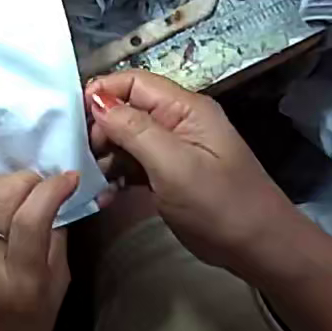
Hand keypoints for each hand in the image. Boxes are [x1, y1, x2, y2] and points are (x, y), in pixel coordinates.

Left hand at [0, 170, 79, 330]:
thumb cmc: (30, 323)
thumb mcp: (59, 285)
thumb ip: (57, 238)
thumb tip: (59, 197)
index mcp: (22, 280)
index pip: (31, 220)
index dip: (52, 190)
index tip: (68, 178)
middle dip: (24, 181)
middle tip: (39, 183)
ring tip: (13, 187)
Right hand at [86, 70, 303, 274]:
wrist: (256, 248)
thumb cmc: (219, 204)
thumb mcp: (174, 164)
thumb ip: (134, 129)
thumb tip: (96, 99)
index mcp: (184, 108)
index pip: (133, 82)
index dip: (102, 93)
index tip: (74, 120)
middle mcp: (176, 122)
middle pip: (126, 110)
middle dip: (100, 129)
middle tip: (86, 158)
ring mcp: (172, 150)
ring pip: (125, 140)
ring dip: (105, 157)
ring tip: (93, 179)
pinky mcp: (166, 176)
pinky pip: (133, 166)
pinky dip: (116, 178)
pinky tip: (104, 196)